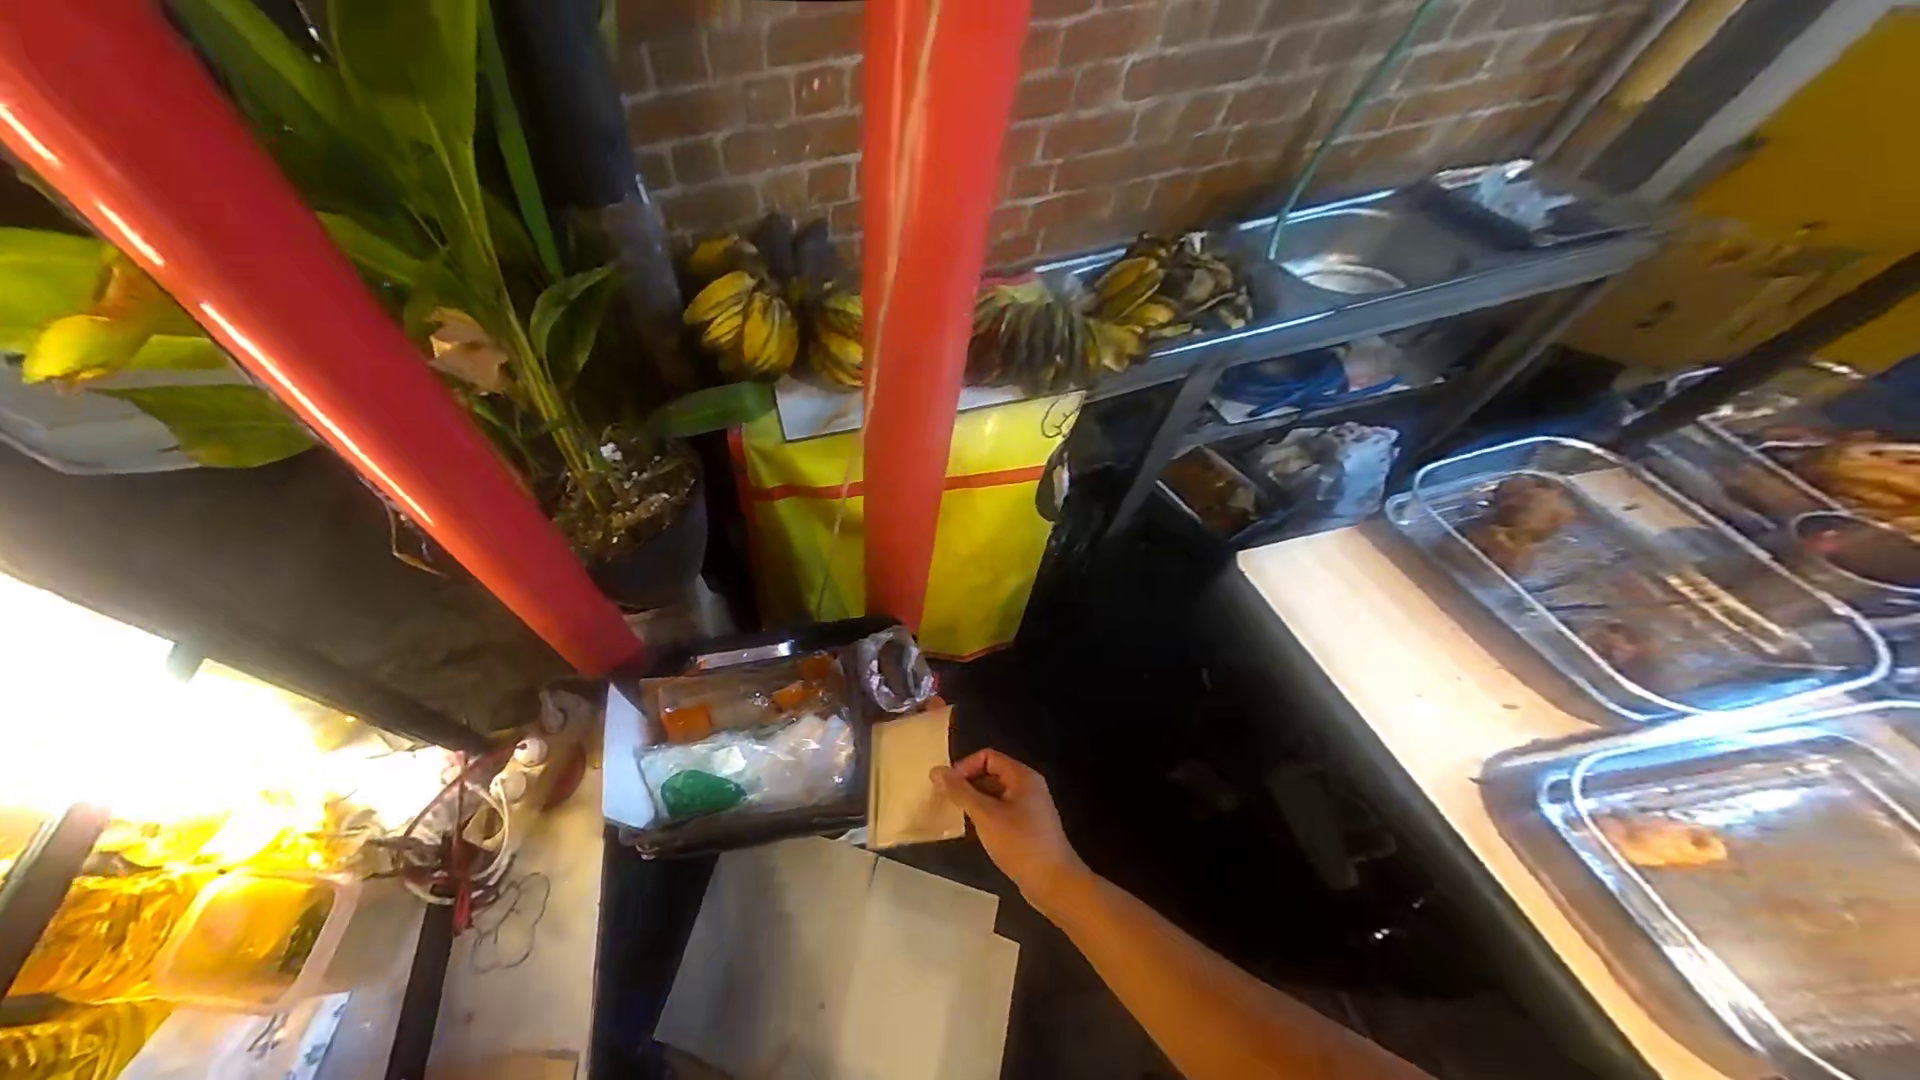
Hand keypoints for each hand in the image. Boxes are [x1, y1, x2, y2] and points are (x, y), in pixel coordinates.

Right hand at [931, 749, 1087, 917]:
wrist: (1054, 882)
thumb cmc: (1020, 843)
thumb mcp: (985, 815)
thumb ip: (960, 792)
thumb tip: (937, 771)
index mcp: (1022, 776)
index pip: (988, 757)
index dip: (965, 767)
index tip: (947, 787)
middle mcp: (1029, 786)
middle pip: (992, 773)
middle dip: (969, 784)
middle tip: (948, 802)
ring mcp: (1031, 807)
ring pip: (997, 794)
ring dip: (977, 801)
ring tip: (959, 817)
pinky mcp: (1030, 826)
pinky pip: (1003, 811)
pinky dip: (988, 815)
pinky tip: (977, 831)